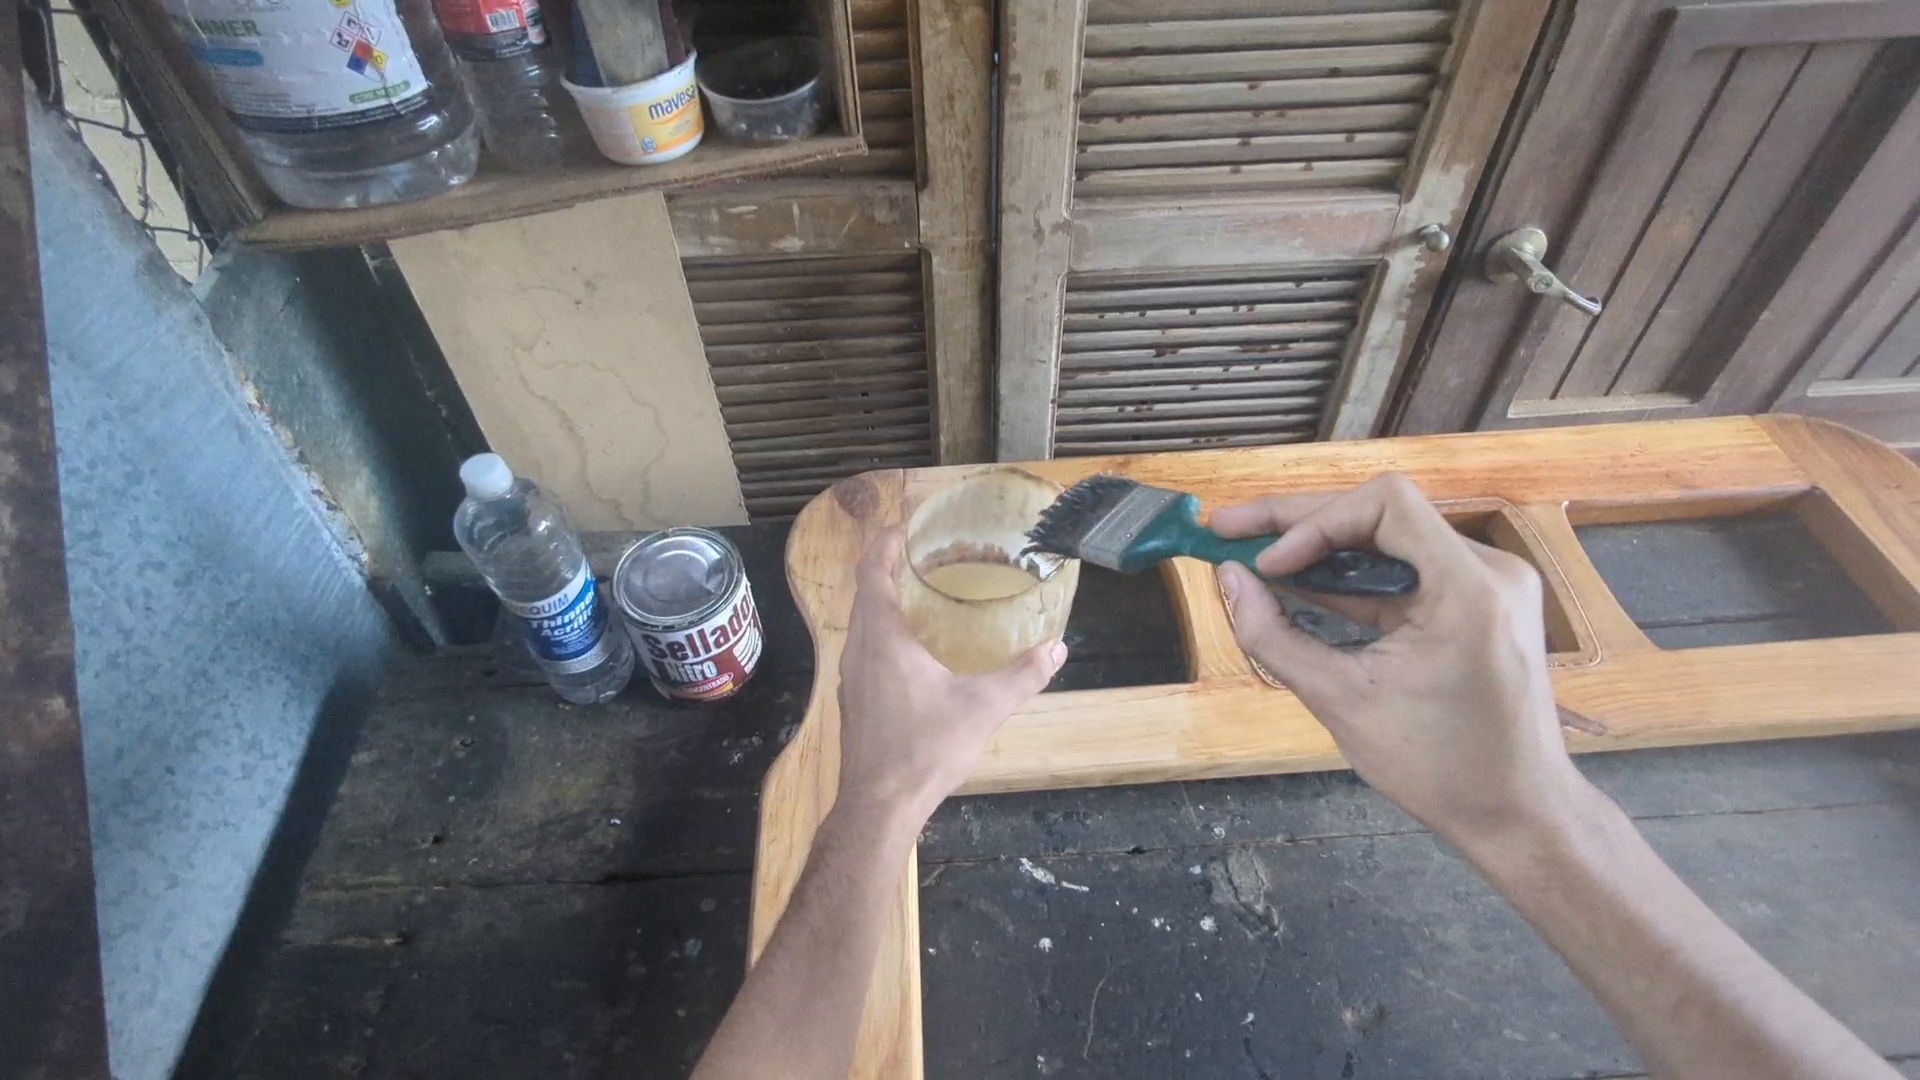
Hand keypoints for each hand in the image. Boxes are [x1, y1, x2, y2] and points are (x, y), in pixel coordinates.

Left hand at [834, 528, 1066, 831]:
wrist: (879, 806)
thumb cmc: (926, 748)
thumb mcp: (983, 709)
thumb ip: (1022, 676)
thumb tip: (1057, 648)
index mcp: (883, 638)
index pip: (873, 573)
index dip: (885, 545)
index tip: (903, 528)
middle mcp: (859, 650)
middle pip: (864, 594)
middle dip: (886, 568)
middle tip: (921, 556)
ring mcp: (850, 678)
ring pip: (861, 624)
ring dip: (882, 601)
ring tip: (917, 595)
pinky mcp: (853, 700)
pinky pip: (863, 649)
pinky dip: (881, 632)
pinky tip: (910, 651)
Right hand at [1213, 473, 1582, 848]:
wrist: (1517, 813)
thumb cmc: (1437, 767)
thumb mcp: (1338, 700)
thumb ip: (1272, 635)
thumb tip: (1227, 578)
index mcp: (1468, 589)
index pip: (1385, 504)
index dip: (1313, 522)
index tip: (1265, 563)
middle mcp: (1486, 569)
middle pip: (1377, 513)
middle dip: (1296, 522)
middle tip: (1227, 529)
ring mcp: (1483, 583)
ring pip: (1382, 536)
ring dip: (1314, 546)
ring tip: (1251, 555)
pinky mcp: (1471, 601)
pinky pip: (1396, 567)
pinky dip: (1342, 574)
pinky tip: (1294, 583)